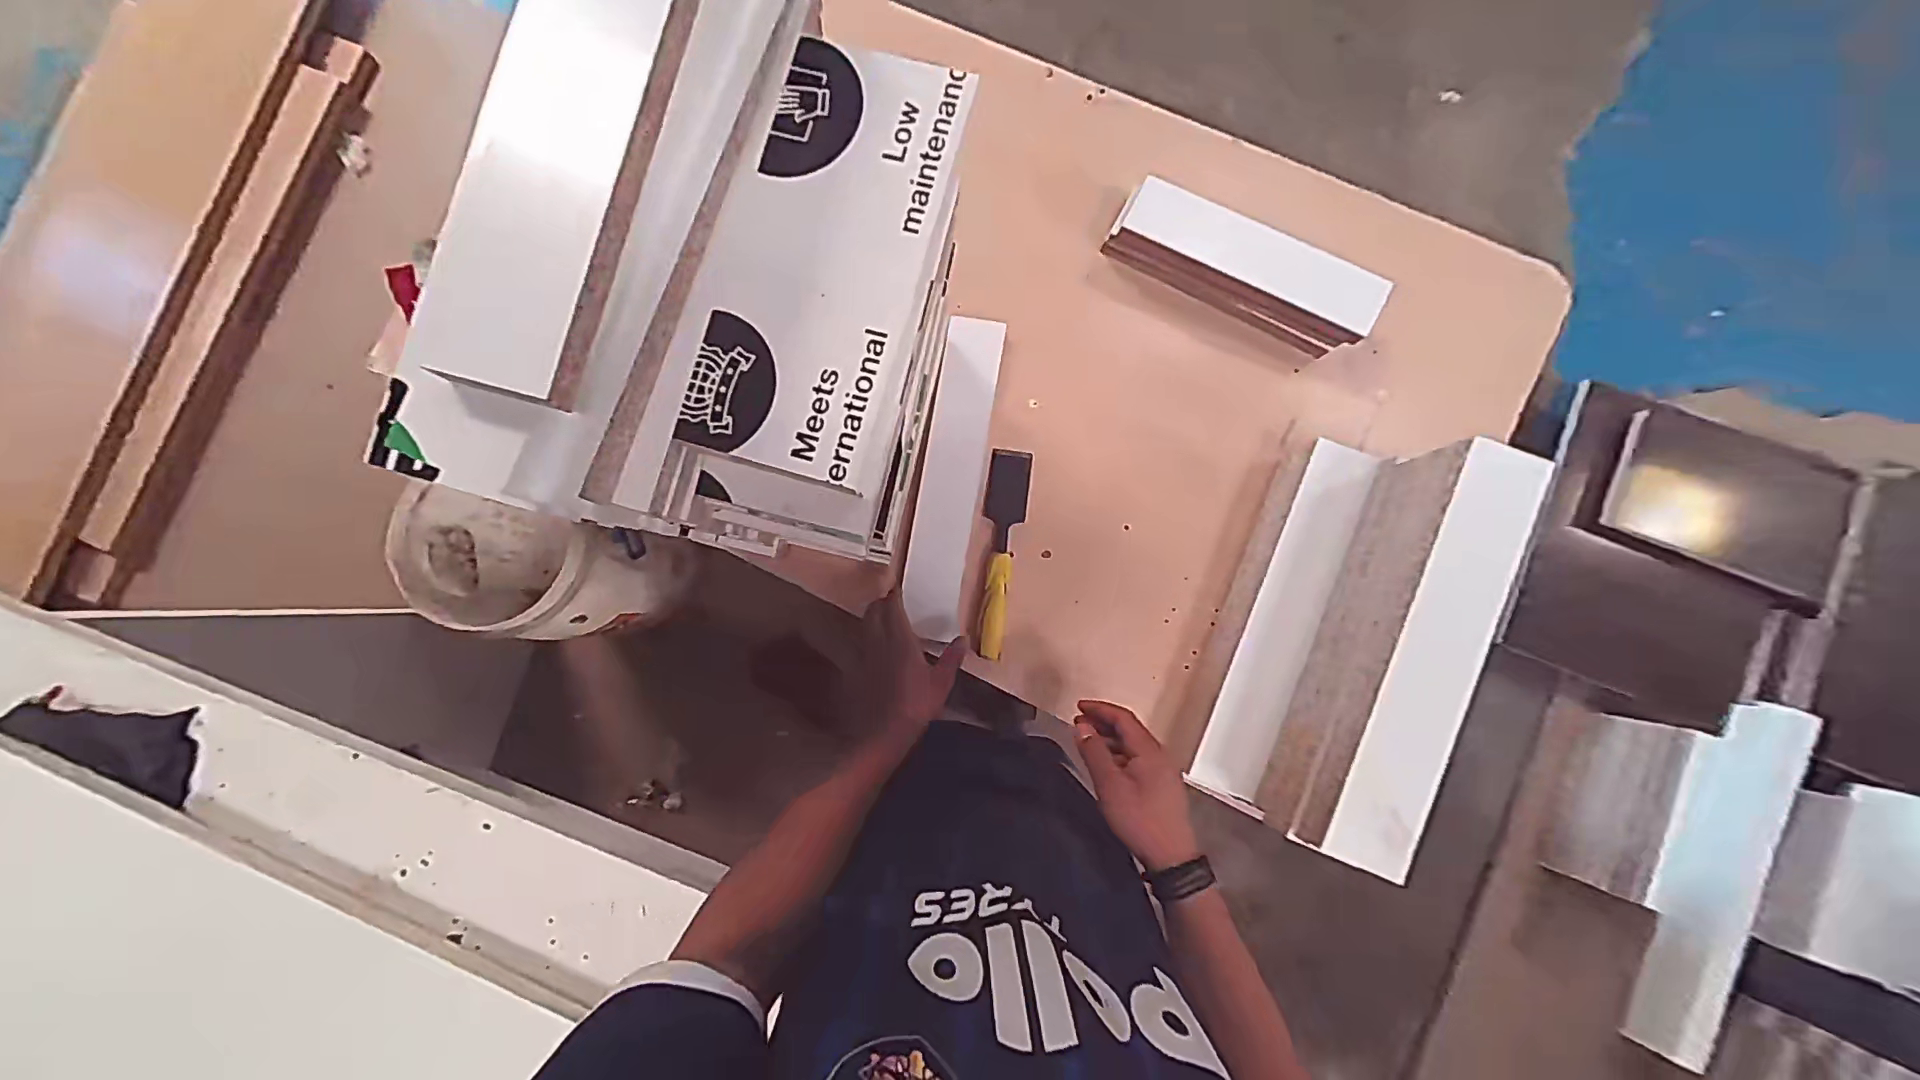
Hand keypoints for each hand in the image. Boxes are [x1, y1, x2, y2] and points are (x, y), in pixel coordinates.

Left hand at [857, 589, 965, 743]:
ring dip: (871, 617)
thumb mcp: (941, 683)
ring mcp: (864, 655)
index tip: (898, 590)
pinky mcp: (854, 669)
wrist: (883, 732)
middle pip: (873, 611)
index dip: (893, 596)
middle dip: (880, 603)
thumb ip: (951, 658)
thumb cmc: (916, 705)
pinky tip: (873, 648)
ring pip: (864, 626)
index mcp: (900, 639)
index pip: (892, 607)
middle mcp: (878, 641)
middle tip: (890, 602)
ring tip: (882, 620)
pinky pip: (859, 644)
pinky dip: (866, 639)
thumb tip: (963, 640)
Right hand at [1074, 700, 1200, 871]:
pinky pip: (1137, 758)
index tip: (1079, 706)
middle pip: (1129, 729)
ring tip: (1088, 741)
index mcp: (1149, 750)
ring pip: (1132, 745)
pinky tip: (1105, 764)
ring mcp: (1162, 771)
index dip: (1099, 709)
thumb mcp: (1109, 785)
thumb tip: (1081, 727)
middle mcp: (1159, 755)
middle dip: (1103, 723)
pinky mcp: (1161, 785)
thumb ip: (1094, 752)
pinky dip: (1118, 754)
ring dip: (1109, 739)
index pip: (1123, 718)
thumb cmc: (1140, 820)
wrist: (1171, 857)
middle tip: (1079, 722)